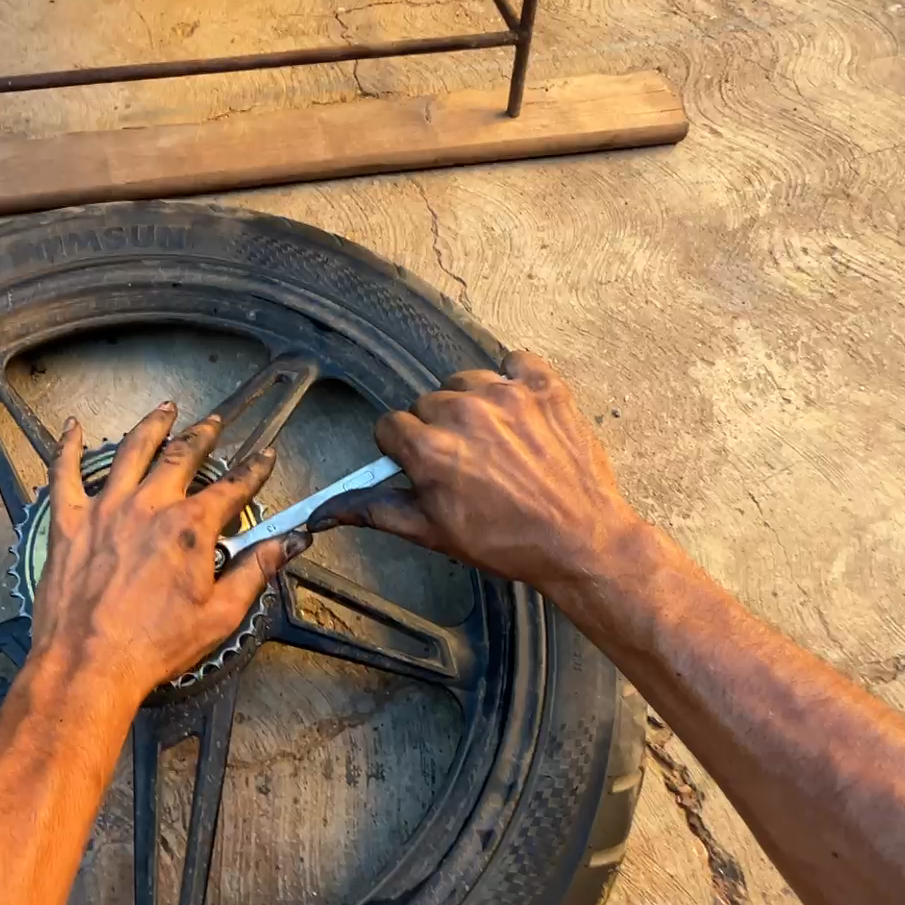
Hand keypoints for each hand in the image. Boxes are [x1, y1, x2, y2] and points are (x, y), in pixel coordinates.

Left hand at [28, 402, 307, 705]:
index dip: (254, 470)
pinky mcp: (69, 521)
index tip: (265, 457)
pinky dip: (67, 446)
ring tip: (165, 409)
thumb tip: (288, 543)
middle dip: (204, 435)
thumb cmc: (153, 645)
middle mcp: (149, 505)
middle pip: (183, 456)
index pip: (232, 487)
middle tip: (213, 423)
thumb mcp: (220, 614)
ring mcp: (106, 508)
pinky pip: (65, 472)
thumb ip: (256, 570)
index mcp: (189, 527)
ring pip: (132, 451)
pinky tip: (72, 427)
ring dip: (152, 426)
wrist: (89, 663)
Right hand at [309, 350, 646, 605]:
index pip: (390, 425)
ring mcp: (506, 395)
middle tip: (465, 462)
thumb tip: (326, 512)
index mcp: (428, 448)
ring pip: (465, 381)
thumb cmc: (504, 541)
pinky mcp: (544, 387)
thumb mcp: (431, 532)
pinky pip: (514, 362)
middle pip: (427, 403)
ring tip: (494, 439)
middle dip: (437, 429)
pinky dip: (513, 380)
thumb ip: (375, 510)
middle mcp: (462, 412)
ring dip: (471, 405)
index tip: (421, 464)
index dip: (402, 449)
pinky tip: (520, 412)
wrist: (579, 542)